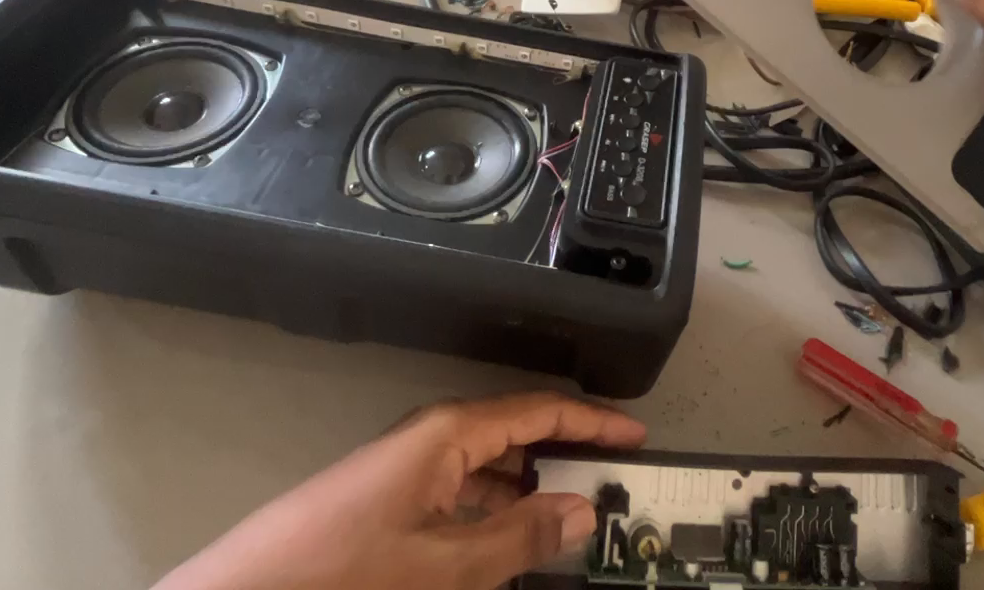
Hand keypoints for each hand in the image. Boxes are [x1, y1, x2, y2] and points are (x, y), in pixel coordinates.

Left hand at [154, 393, 646, 589]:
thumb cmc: (348, 573)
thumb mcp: (443, 567)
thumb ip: (518, 538)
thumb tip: (582, 510)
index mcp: (451, 433)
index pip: (539, 411)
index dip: (591, 421)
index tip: (635, 435)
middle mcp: (435, 435)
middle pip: (517, 430)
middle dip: (566, 451)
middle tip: (612, 480)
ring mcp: (411, 464)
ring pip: (490, 463)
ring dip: (531, 484)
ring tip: (573, 513)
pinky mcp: (393, 494)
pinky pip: (463, 488)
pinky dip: (496, 508)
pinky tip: (509, 540)